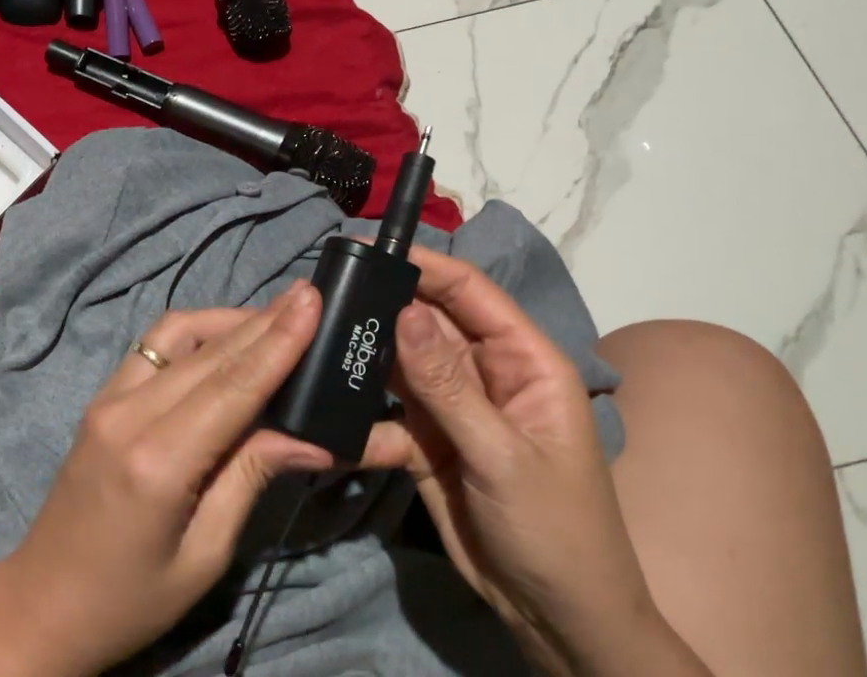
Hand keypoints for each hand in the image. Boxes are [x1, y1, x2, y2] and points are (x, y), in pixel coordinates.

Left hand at [0, 283, 333, 675]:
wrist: (45, 601)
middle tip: (310, 297)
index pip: (232, 386)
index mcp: (157, 460)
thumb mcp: (204, 553)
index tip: (313, 299)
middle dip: (263, 322)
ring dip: (227, 321)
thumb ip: (249, 478)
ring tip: (277, 317)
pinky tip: (225, 339)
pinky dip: (193, 335)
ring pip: (174, 336)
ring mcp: (107, 400)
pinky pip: (151, 349)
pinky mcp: (100, 400)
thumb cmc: (132, 597)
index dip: (278, 341)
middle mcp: (128, 413)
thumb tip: (311, 437)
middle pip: (208, 354)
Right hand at [363, 247, 706, 676]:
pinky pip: (384, 408)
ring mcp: (451, 406)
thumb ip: (449, 384)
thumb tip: (404, 310)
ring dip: (363, 350)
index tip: (364, 248)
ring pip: (399, 360)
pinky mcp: (423, 439)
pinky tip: (325, 397)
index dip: (423, 264)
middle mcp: (484, 372)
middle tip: (320, 292)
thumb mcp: (503, 456)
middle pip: (425, 320)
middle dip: (381, 303)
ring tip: (311, 334)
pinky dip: (358, 405)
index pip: (469, 292)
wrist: (555, 618)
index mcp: (524, 361)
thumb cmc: (555, 530)